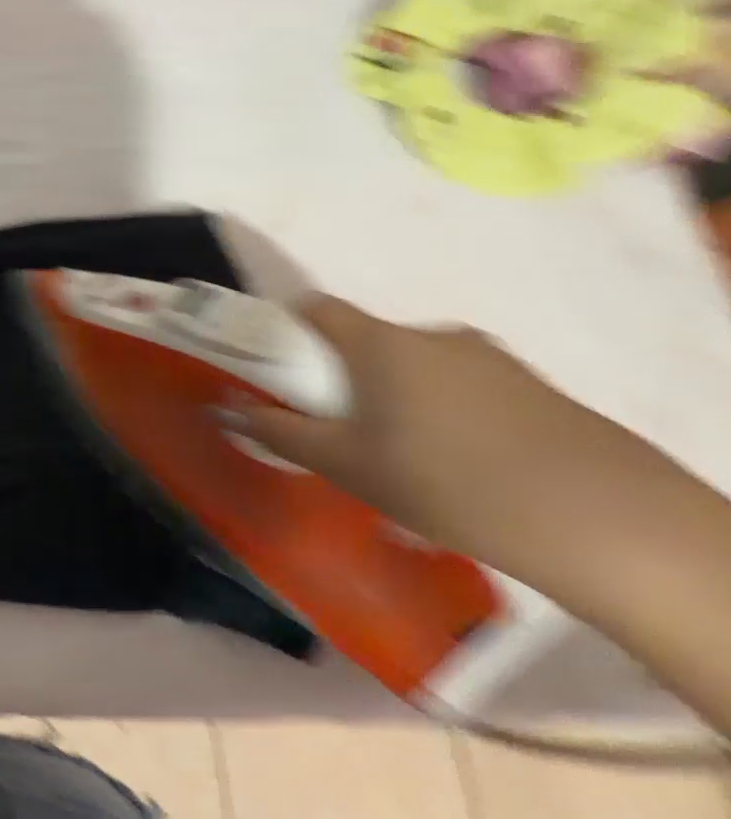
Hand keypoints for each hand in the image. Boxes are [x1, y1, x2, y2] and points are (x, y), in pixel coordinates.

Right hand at [233, 295, 694, 594]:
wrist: (597, 517)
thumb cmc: (441, 481)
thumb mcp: (344, 465)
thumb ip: (279, 432)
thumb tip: (227, 409)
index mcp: (381, 343)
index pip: (316, 308)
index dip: (287, 330)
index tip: (281, 373)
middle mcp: (433, 335)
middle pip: (367, 342)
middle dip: (345, 378)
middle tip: (342, 433)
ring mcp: (490, 358)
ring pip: (417, 367)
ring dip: (398, 398)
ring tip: (404, 461)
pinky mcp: (533, 386)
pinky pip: (463, 387)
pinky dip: (444, 412)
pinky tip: (457, 467)